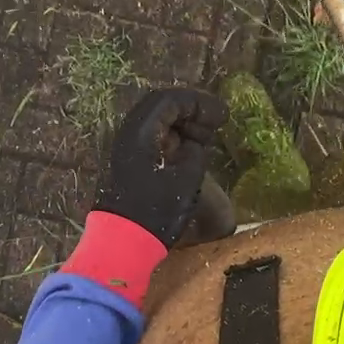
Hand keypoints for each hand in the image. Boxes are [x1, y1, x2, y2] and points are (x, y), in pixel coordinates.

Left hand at [93, 88, 228, 247]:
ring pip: (156, 121)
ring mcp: (124, 147)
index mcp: (141, 131)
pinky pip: (151, 137)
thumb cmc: (155, 210)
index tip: (222, 116)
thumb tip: (193, 142)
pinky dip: (172, 138)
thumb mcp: (187, 178)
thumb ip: (194, 150)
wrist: (121, 244)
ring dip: (182, 125)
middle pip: (162, 106)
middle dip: (192, 111)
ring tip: (204, 140)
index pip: (171, 100)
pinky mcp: (125, 162)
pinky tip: (187, 153)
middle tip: (214, 125)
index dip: (200, 103)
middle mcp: (128, 132)